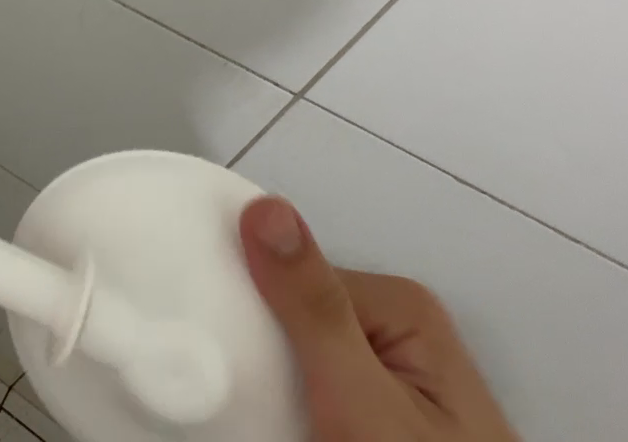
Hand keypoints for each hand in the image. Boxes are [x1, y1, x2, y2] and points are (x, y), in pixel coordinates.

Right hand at [239, 196, 519, 441]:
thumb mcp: (364, 400)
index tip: (227, 344)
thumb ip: (314, 308)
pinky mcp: (367, 404)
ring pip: (289, 347)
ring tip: (264, 411)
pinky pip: (302, 378)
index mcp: (400, 306)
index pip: (289, 274)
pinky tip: (279, 420)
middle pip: (287, 308)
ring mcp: (380, 368)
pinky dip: (282, 397)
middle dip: (260, 344)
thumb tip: (266, 207)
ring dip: (267, 375)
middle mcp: (392, 327)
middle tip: (246, 387)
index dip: (250, 305)